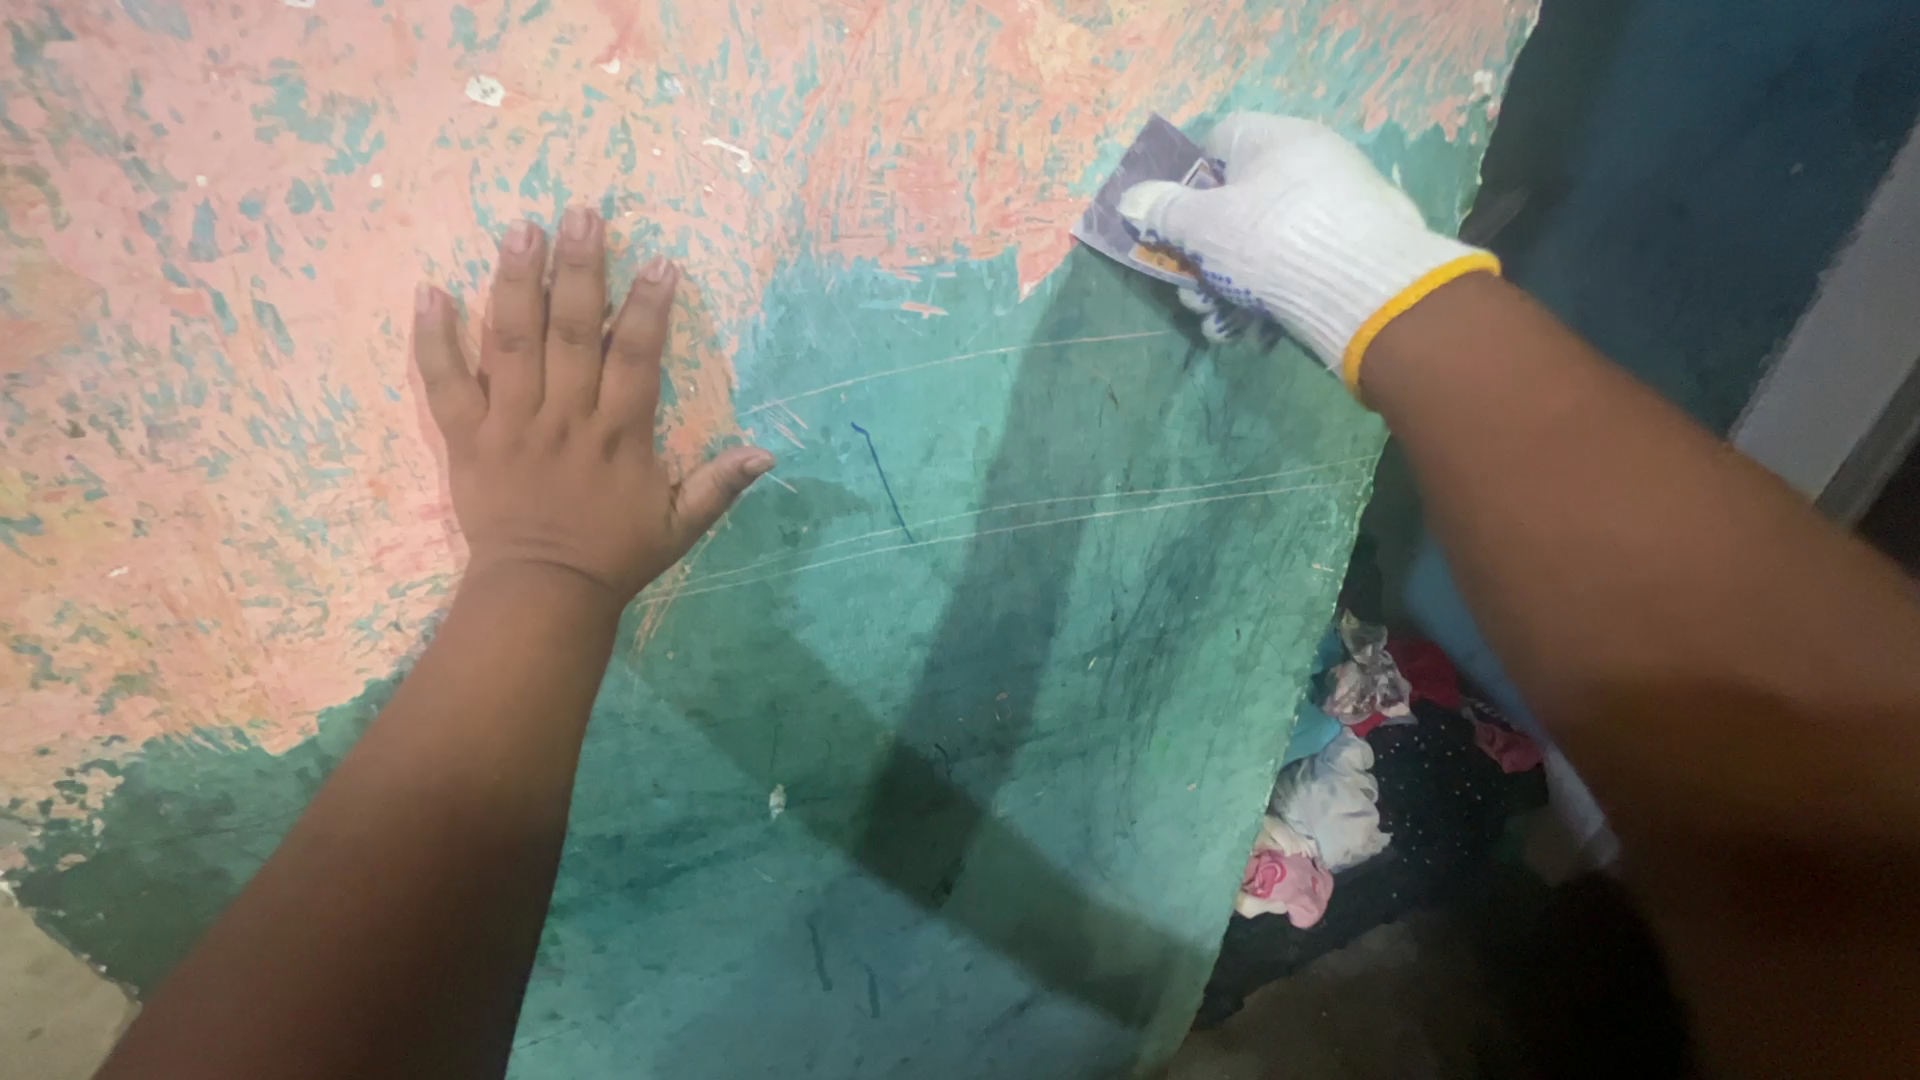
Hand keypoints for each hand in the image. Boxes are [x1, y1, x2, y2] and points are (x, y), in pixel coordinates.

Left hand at [412, 207, 773, 605]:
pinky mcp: (467, 438)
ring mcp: (511, 424)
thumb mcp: (682, 526)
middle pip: (571, 333)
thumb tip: (769, 453)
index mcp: (618, 436)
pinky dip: (433, 338)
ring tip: (519, 230)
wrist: (543, 592)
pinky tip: (431, 290)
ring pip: (510, 344)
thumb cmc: (618, 555)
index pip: (636, 358)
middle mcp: (565, 418)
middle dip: (579, 271)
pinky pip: (444, 383)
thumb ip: (720, 486)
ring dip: (514, 284)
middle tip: (581, 214)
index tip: (658, 262)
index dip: (648, 308)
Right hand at [1119, 113, 1497, 388]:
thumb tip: (1130, 199)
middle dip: (1201, 256)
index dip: (1187, 181)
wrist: (1362, 287)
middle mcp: (1306, 164)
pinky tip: (1252, 330)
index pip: (1217, 142)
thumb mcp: (1201, 226)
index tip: (1173, 223)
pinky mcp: (1347, 250)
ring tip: (1220, 322)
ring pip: (1257, 247)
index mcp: (1273, 139)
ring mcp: (1332, 207)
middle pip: (1233, 205)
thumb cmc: (1270, 240)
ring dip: (1226, 288)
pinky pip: (1290, 268)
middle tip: (1192, 291)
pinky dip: (1264, 298)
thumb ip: (1162, 212)